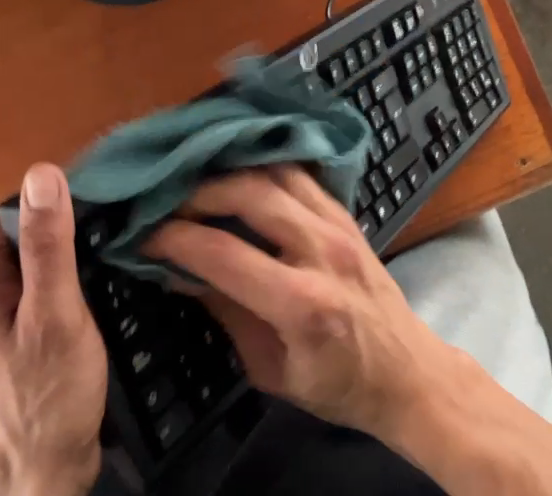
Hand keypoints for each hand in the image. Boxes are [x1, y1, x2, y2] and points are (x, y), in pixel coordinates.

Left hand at [0, 164, 107, 495]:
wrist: (44, 475)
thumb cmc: (49, 394)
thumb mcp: (54, 312)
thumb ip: (48, 244)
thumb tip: (42, 170)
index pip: (16, 209)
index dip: (57, 194)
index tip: (104, 188)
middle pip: (29, 234)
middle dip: (71, 220)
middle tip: (123, 212)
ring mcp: (6, 318)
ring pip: (42, 263)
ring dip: (77, 249)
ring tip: (123, 237)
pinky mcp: (27, 339)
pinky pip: (50, 289)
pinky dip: (77, 277)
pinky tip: (108, 279)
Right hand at [144, 165, 456, 438]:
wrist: (408, 373)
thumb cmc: (336, 384)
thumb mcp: (269, 369)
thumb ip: (225, 313)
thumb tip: (178, 271)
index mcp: (302, 304)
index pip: (223, 253)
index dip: (175, 239)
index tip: (143, 237)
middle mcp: (322, 252)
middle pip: (248, 195)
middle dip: (197, 193)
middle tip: (164, 203)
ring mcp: (339, 227)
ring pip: (274, 174)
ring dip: (227, 173)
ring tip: (193, 183)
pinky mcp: (346, 215)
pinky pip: (299, 174)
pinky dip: (262, 167)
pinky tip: (237, 172)